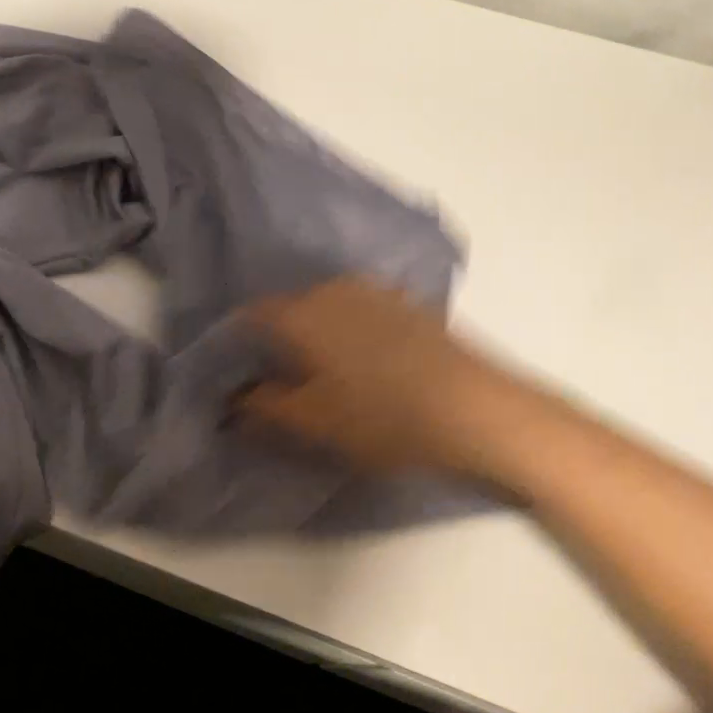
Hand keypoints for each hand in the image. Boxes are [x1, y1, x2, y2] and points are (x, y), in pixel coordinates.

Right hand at [239, 278, 520, 480]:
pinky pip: (361, 312)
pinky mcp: (410, 305)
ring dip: (315, 332)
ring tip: (317, 369)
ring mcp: (376, 293)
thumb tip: (235, 397)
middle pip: (289, 308)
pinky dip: (349, 331)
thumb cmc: (384, 417)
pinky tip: (359, 360)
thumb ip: (264, 405)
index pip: (250, 316)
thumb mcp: (314, 421)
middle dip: (276, 337)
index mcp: (301, 313)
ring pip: (326, 308)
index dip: (235, 342)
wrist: (481, 412)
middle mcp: (332, 290)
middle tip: (273, 375)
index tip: (232, 370)